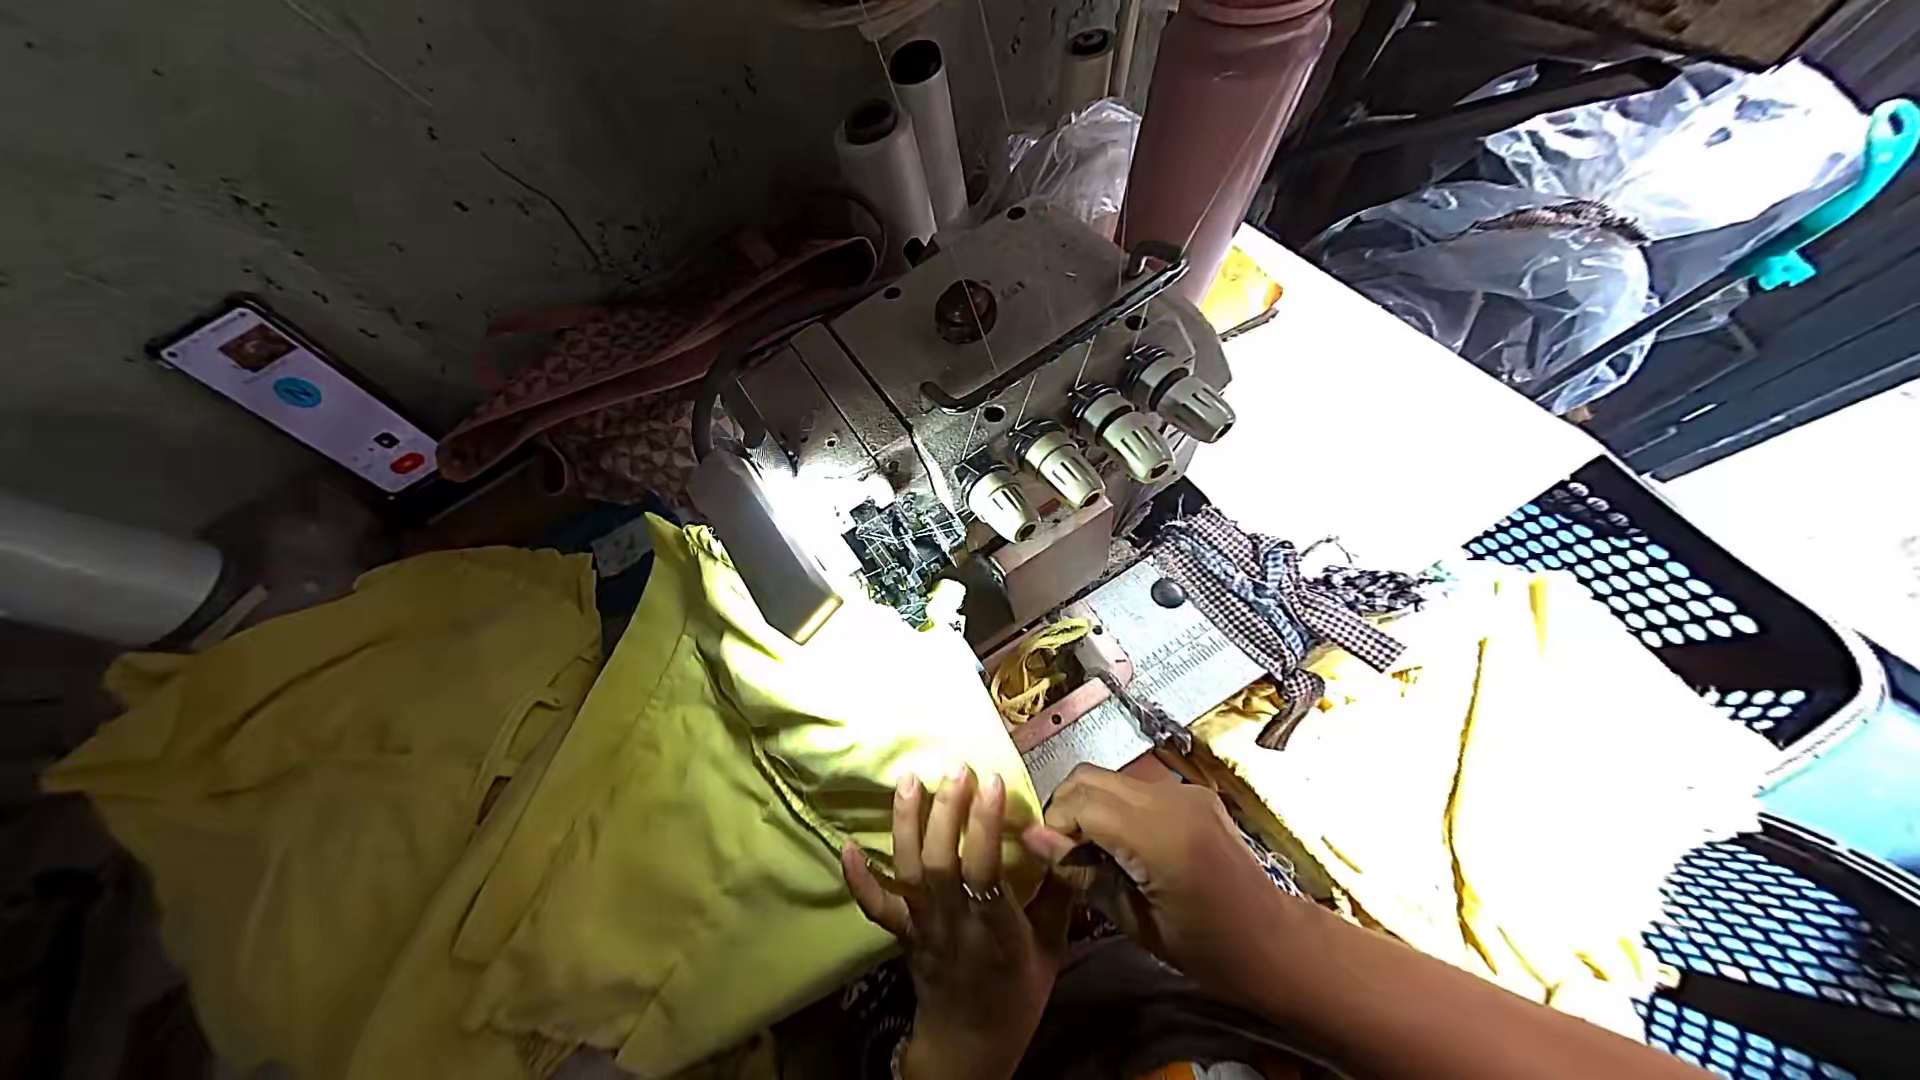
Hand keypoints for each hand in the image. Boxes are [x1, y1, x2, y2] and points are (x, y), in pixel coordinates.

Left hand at [841, 766, 1072, 1079]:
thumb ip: (1059, 893)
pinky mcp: (900, 932)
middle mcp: (953, 923)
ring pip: (908, 872)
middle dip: (947, 813)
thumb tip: (1064, 837)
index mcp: (995, 930)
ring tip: (909, 779)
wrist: (969, 1048)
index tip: (992, 781)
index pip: (986, 870)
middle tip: (957, 769)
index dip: (986, 825)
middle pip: (941, 863)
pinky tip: (847, 844)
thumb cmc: (1017, 993)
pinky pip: (874, 906)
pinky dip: (858, 878)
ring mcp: (921, 927)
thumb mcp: (1052, 948)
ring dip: (906, 824)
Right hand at [1021, 764, 1289, 1005]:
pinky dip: (1116, 807)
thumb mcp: (1134, 921)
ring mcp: (1183, 791)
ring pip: (1110, 779)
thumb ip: (1080, 873)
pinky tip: (1124, 844)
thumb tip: (1032, 838)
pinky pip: (1136, 789)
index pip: (1081, 801)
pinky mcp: (1192, 793)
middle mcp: (1170, 799)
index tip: (1049, 855)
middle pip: (1089, 777)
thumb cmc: (1207, 949)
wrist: (1276, 943)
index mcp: (1159, 835)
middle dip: (1065, 807)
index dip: (1054, 823)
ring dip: (1089, 805)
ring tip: (1092, 850)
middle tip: (1064, 850)